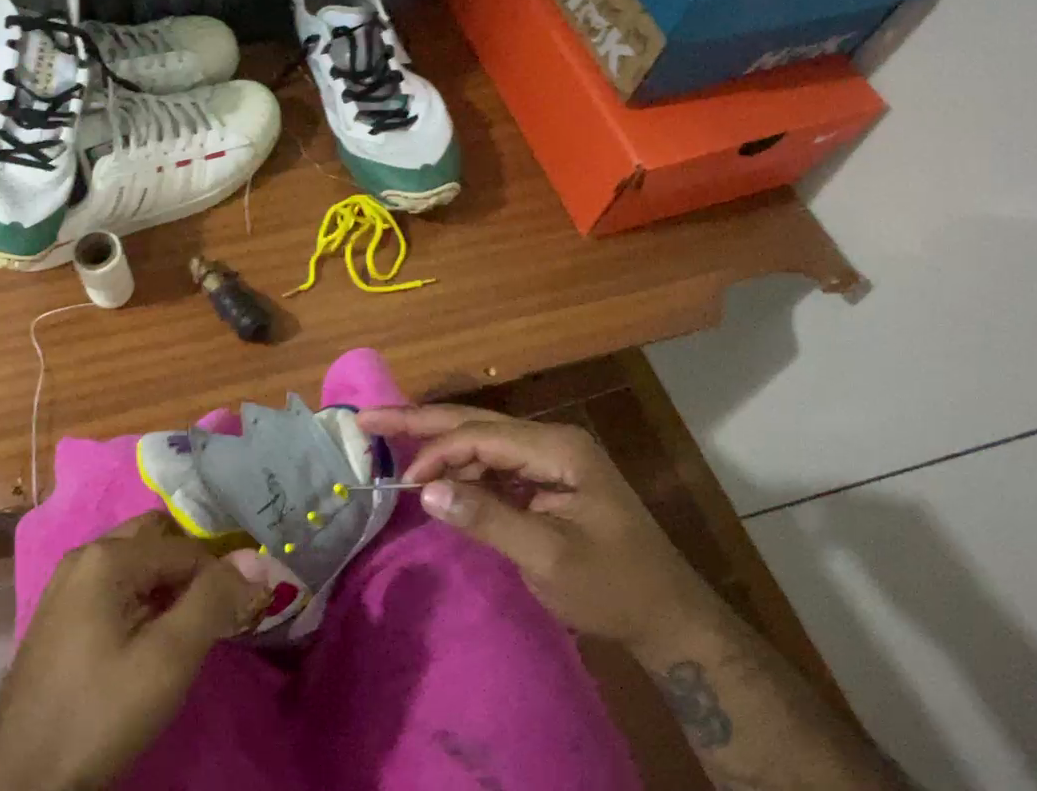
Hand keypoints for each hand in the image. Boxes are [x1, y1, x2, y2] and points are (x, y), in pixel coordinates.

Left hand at [0, 512, 270, 790]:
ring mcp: (69, 587)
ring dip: (173, 587)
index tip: (248, 608)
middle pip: (158, 542)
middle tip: (227, 607)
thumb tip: (256, 558)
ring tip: (201, 625)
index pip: (188, 546)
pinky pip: (118, 590)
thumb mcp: (168, 657)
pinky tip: (161, 637)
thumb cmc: (100, 711)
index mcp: (108, 556)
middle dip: (197, 568)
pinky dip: (148, 602)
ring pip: (138, 567)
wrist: (22, 775)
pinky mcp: (64, 618)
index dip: (224, 575)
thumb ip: (213, 601)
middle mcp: (85, 557)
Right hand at [358, 404, 724, 651]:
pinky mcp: (547, 481)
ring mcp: (551, 460)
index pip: (481, 435)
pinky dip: (461, 469)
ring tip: (391, 448)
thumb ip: (487, 518)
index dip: (435, 451)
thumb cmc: (613, 587)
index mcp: (558, 448)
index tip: (401, 480)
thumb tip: (427, 489)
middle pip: (475, 423)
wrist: (668, 617)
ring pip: (481, 440)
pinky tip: (436, 477)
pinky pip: (493, 464)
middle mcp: (553, 441)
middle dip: (420, 421)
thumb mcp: (548, 557)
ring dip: (439, 447)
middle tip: (368, 419)